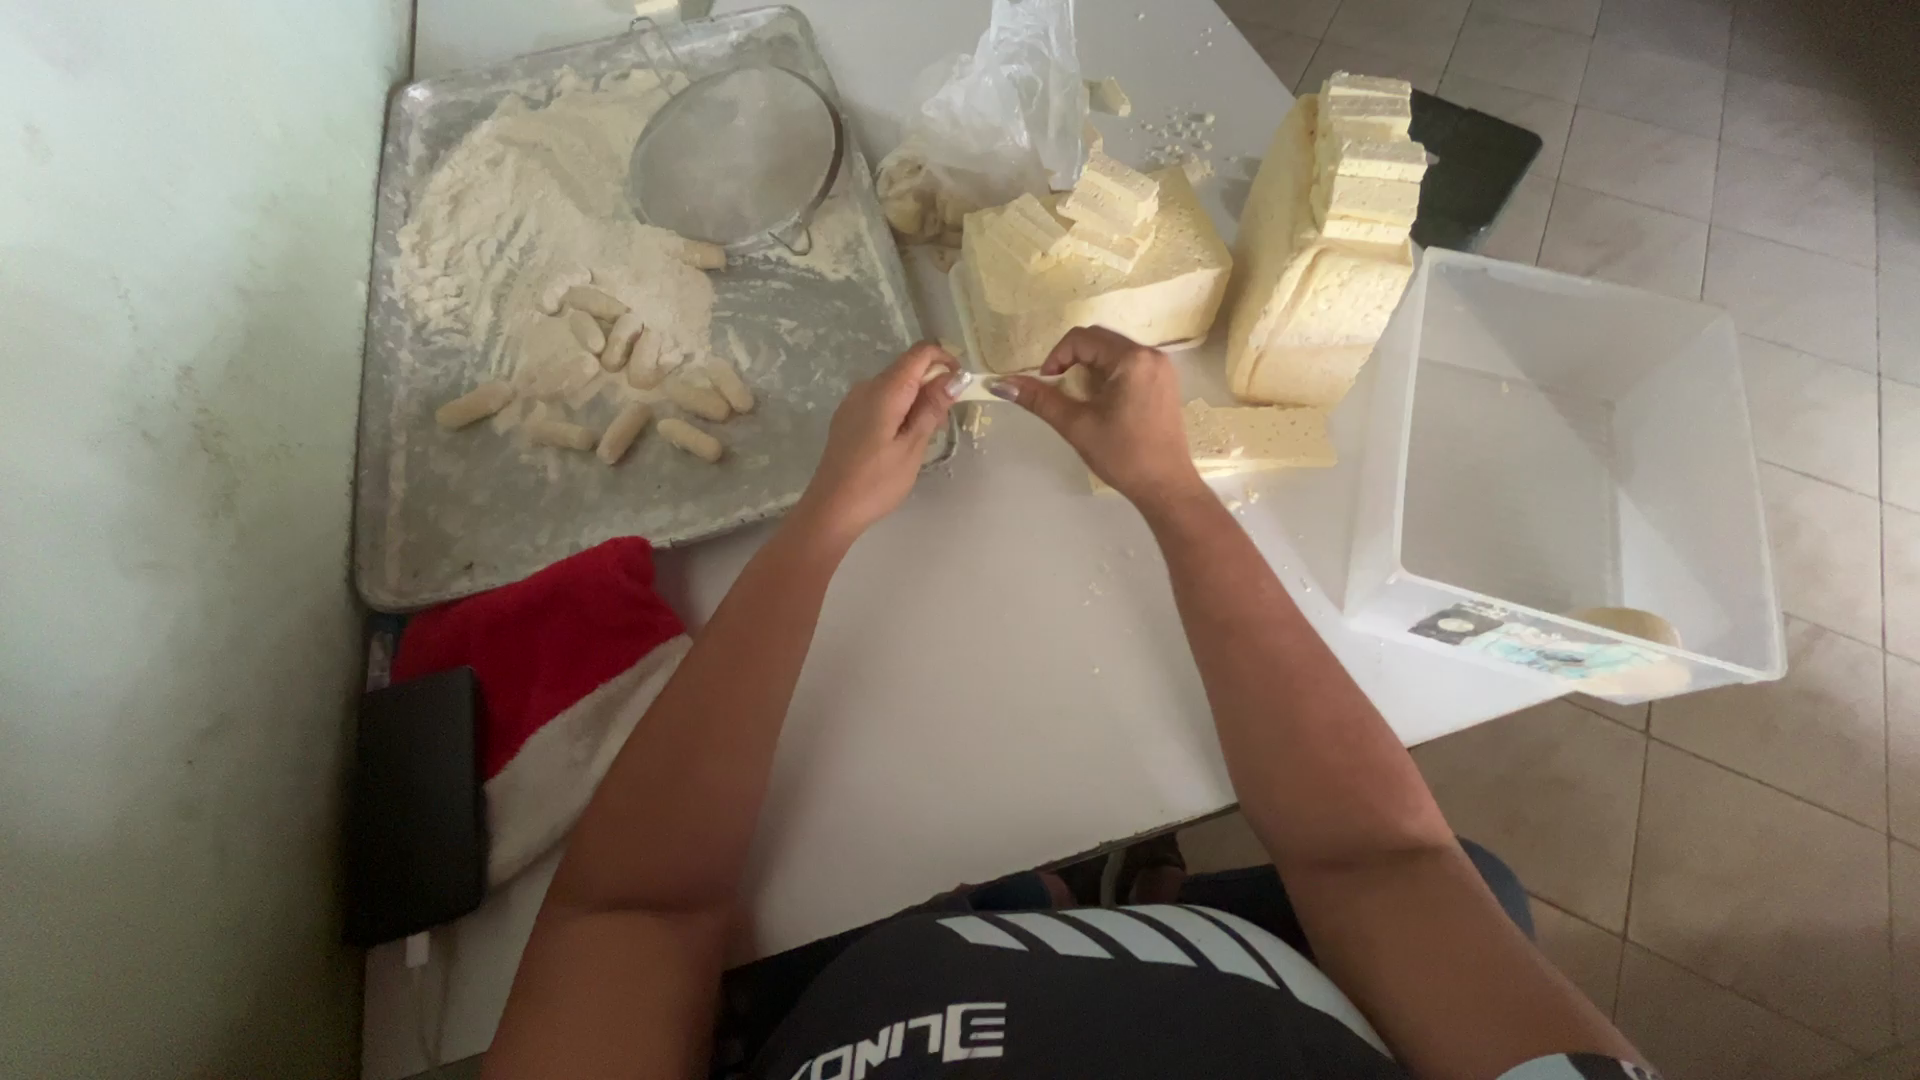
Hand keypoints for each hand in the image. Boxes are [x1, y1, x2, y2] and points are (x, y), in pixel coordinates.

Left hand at [792, 342, 958, 545]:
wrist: (831, 508)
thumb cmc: (876, 482)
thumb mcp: (912, 447)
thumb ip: (932, 409)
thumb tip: (953, 378)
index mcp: (884, 390)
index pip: (919, 353)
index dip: (945, 360)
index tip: (961, 385)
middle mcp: (866, 387)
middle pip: (906, 369)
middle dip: (933, 385)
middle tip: (945, 421)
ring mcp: (853, 402)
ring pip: (894, 386)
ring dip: (917, 399)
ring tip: (927, 435)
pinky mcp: (847, 417)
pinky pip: (880, 400)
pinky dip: (899, 409)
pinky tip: (903, 438)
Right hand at [996, 327, 1204, 511]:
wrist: (1165, 485)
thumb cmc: (1122, 455)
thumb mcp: (1076, 425)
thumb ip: (1040, 400)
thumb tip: (1002, 385)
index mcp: (1132, 359)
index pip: (1081, 338)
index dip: (1056, 358)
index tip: (1048, 386)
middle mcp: (1151, 354)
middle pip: (1098, 342)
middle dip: (1072, 363)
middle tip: (1062, 394)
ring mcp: (1161, 368)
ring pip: (1112, 354)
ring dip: (1089, 371)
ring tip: (1081, 403)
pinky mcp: (1164, 383)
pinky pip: (1128, 366)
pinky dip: (1108, 378)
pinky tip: (1103, 407)